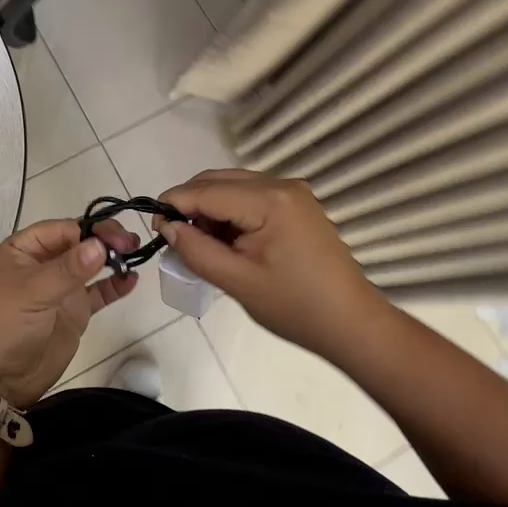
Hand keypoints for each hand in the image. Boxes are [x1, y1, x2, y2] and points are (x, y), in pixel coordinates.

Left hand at [0, 217, 139, 407]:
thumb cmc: (4, 324)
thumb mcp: (32, 292)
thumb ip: (68, 270)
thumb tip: (100, 245)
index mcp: (24, 249)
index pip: (62, 229)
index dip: (89, 229)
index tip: (115, 237)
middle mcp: (44, 263)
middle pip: (79, 242)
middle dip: (104, 239)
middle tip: (131, 242)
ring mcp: (60, 288)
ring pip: (91, 265)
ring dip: (112, 258)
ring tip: (137, 253)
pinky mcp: (73, 313)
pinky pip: (98, 293)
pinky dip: (114, 286)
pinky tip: (131, 280)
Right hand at [155, 169, 393, 359]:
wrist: (353, 326)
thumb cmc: (296, 307)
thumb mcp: (237, 282)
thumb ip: (196, 250)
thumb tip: (166, 227)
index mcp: (270, 199)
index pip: (207, 191)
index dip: (174, 204)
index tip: (154, 226)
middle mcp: (281, 184)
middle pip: (218, 180)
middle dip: (191, 204)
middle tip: (174, 237)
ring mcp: (292, 192)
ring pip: (232, 186)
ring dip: (210, 208)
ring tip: (200, 243)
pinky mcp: (297, 204)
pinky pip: (250, 196)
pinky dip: (230, 212)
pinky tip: (226, 240)